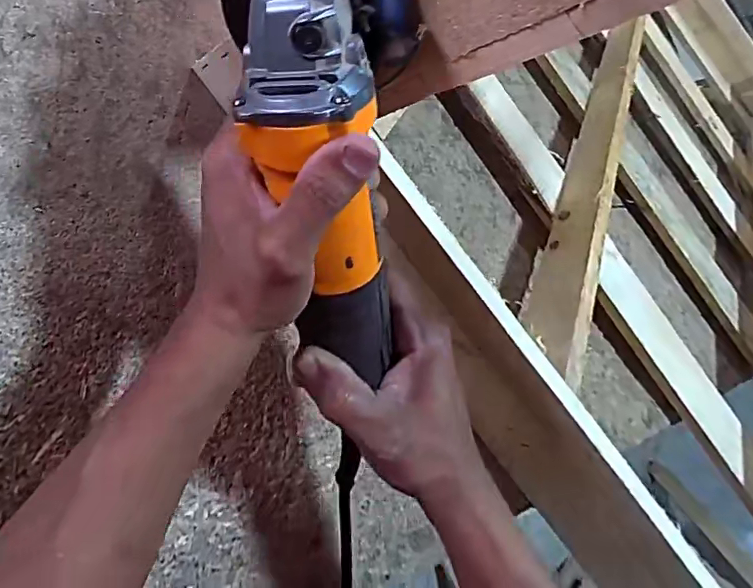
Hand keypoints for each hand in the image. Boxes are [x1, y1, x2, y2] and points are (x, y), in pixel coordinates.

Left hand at [188, 124, 379, 339]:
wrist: (231, 324)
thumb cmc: (251, 287)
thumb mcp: (288, 242)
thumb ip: (320, 193)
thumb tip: (360, 145)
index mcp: (231, 155)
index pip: (271, 102)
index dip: (313, 104)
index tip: (351, 123)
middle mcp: (237, 158)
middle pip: (292, 125)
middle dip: (332, 146)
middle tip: (362, 176)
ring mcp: (250, 177)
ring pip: (301, 152)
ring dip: (334, 171)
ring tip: (360, 199)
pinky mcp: (264, 196)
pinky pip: (301, 176)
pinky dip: (326, 188)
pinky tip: (347, 213)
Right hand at [293, 269, 485, 502]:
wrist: (451, 492)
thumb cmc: (425, 456)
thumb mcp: (374, 424)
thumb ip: (337, 390)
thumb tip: (301, 356)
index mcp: (422, 332)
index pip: (385, 277)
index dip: (352, 265)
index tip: (320, 260)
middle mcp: (421, 330)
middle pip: (375, 292)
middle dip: (341, 291)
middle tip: (305, 294)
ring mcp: (415, 346)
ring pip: (373, 314)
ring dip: (344, 317)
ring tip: (309, 319)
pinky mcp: (406, 362)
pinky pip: (374, 333)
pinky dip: (351, 337)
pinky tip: (327, 350)